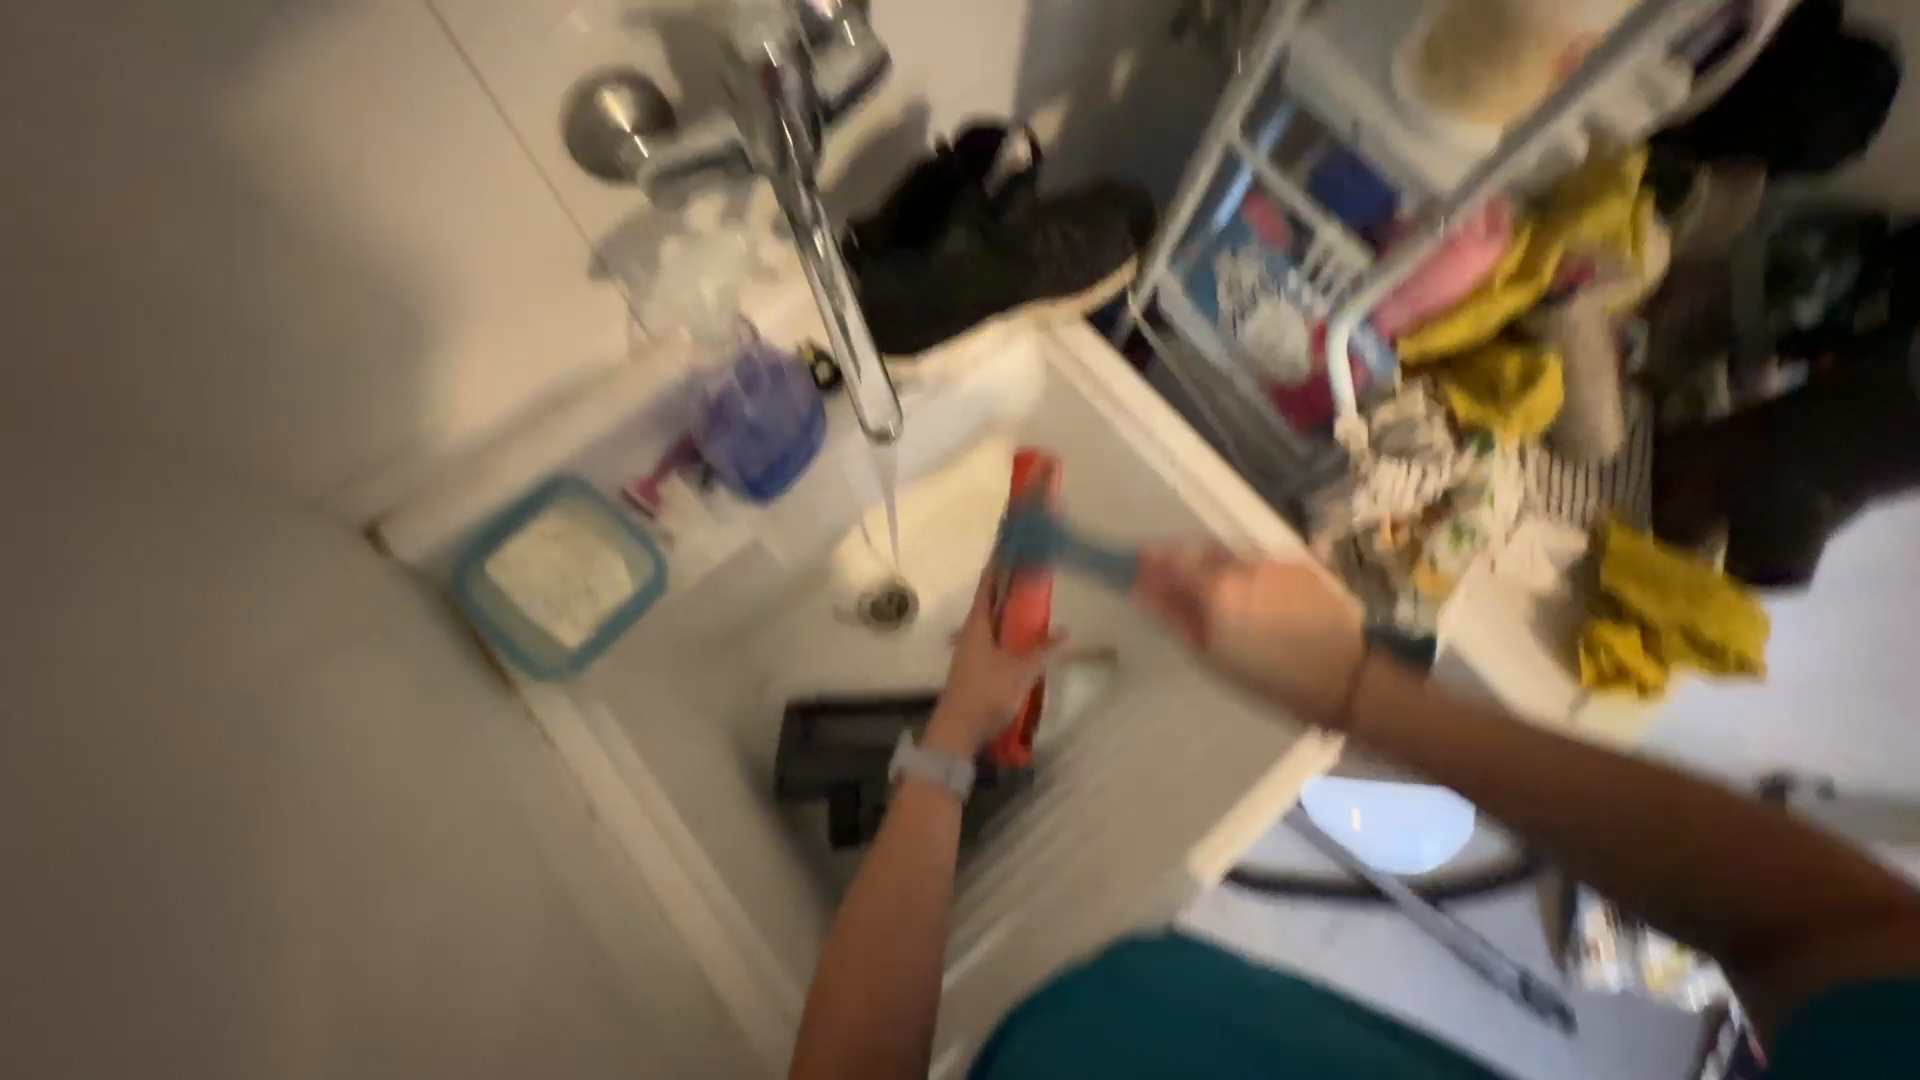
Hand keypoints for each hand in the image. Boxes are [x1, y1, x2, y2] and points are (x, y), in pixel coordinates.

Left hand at [926, 573, 1064, 756]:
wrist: (958, 730)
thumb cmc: (987, 692)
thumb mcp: (1021, 671)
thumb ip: (1043, 651)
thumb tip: (1066, 632)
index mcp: (977, 625)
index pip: (988, 587)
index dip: (998, 567)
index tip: (1007, 549)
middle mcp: (971, 634)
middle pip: (990, 604)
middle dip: (1007, 590)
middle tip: (1028, 576)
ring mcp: (971, 653)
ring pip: (992, 625)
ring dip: (1009, 614)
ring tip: (1031, 606)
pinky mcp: (975, 670)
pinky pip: (994, 643)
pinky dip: (1009, 636)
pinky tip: (1023, 642)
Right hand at [1132, 541, 1367, 729]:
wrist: (1345, 677)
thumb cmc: (1269, 677)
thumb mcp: (1210, 654)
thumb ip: (1172, 613)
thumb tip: (1140, 586)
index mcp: (1216, 586)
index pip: (1170, 557)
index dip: (1150, 559)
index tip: (1137, 564)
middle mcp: (1244, 563)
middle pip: (1201, 551)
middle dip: (1185, 563)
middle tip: (1179, 586)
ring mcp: (1275, 560)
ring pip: (1233, 556)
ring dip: (1219, 569)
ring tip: (1224, 600)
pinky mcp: (1301, 564)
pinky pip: (1262, 562)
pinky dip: (1251, 575)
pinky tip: (1259, 602)